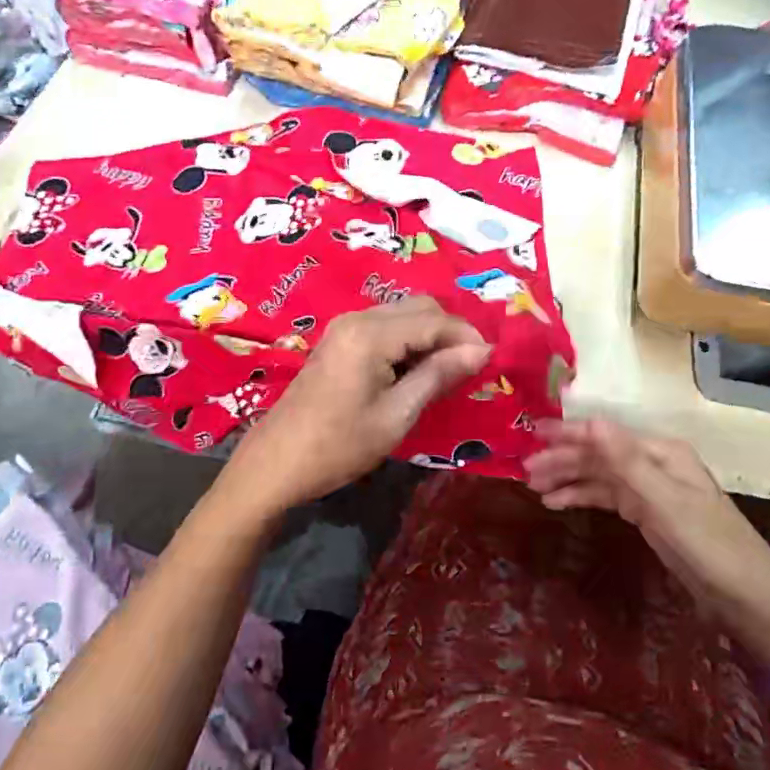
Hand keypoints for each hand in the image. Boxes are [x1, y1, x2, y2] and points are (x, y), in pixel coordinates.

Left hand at [225, 298, 489, 514]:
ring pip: (403, 314)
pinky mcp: (339, 340)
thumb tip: (482, 350)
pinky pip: (385, 326)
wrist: (277, 462)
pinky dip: (408, 340)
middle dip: (450, 332)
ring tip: (446, 373)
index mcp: (371, 334)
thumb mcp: (397, 415)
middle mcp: (358, 318)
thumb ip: (439, 375)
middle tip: (468, 369)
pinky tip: (416, 371)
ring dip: (430, 336)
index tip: (491, 362)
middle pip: (420, 307)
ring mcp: (345, 326)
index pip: (435, 320)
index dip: (467, 337)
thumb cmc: (339, 445)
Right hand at [524, 419, 769, 666]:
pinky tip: (557, 503)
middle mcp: (652, 463)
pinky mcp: (646, 514)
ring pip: (599, 476)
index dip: (568, 433)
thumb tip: (591, 421)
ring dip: (567, 478)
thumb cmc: (708, 545)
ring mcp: (649, 489)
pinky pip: (606, 497)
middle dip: (562, 459)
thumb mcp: (665, 502)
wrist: (745, 597)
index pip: (605, 435)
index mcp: (660, 452)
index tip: (532, 435)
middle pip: (598, 454)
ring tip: (534, 488)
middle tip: (525, 471)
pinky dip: (581, 497)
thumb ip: (626, 461)